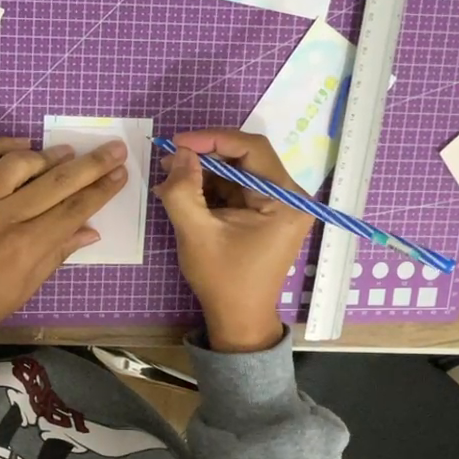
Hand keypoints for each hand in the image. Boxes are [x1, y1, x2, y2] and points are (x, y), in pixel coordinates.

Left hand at [0, 137, 127, 342]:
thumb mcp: (23, 290)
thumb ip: (56, 254)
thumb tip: (89, 230)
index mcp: (27, 246)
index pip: (75, 209)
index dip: (102, 190)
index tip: (121, 173)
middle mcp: (4, 217)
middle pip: (57, 182)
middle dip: (91, 164)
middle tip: (114, 149)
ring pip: (18, 164)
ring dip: (47, 155)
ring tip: (66, 152)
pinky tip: (19, 145)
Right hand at [155, 129, 313, 352]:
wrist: (238, 318)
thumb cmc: (222, 279)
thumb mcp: (196, 232)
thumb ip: (183, 190)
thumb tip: (179, 154)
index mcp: (284, 200)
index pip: (251, 149)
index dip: (212, 139)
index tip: (177, 143)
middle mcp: (289, 196)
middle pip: (244, 158)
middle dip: (204, 157)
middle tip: (169, 162)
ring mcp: (277, 205)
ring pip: (237, 172)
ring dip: (203, 173)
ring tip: (169, 180)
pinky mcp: (264, 214)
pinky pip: (236, 189)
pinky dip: (209, 188)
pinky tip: (182, 193)